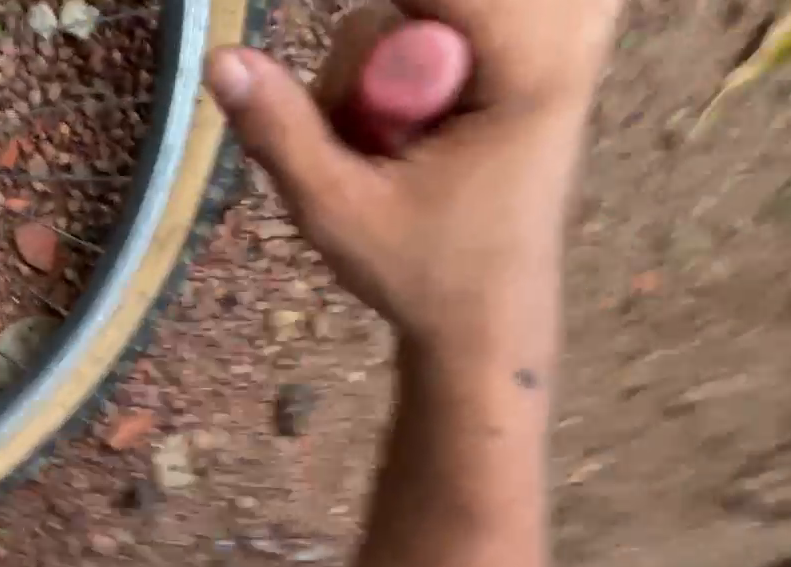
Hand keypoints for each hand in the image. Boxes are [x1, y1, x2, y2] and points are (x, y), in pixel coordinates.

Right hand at [205, 0, 620, 368]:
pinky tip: (406, 108)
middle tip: (359, 117)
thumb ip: (279, 130)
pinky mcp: (548, 45)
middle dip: (374, 51)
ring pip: (434, 6)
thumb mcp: (334, 209)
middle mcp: (569, 29)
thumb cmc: (417, 269)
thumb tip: (221, 59)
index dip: (366, 36)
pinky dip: (410, 51)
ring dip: (385, 53)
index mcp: (534, 66)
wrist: (485, 310)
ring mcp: (566, 33)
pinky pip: (461, 15)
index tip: (332, 86)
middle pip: (424, 3)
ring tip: (379, 131)